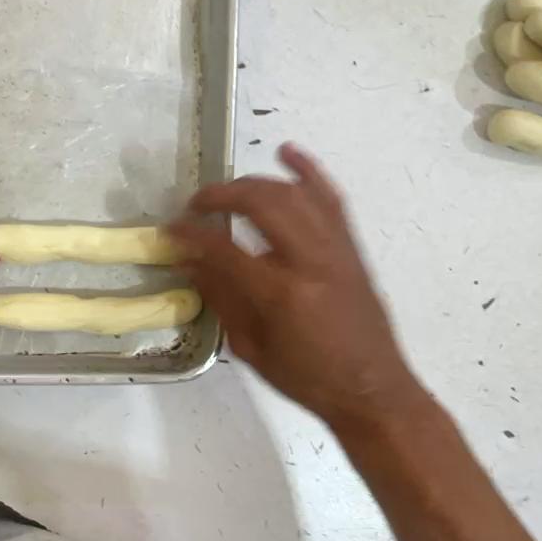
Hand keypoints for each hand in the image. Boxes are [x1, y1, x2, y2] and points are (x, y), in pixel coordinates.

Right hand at [171, 144, 428, 432]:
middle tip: (196, 205)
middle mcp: (311, 261)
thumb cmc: (307, 378)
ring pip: (294, 193)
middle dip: (222, 195)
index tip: (170, 230)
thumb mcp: (251, 347)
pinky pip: (330, 199)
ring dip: (256, 182)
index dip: (192, 235)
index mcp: (281, 294)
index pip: (226, 249)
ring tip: (228, 190)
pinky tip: (287, 151)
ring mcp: (337, 250)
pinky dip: (309, 172)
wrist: (372, 388)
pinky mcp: (351, 248)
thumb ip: (223, 299)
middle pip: (263, 204)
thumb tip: (191, 264)